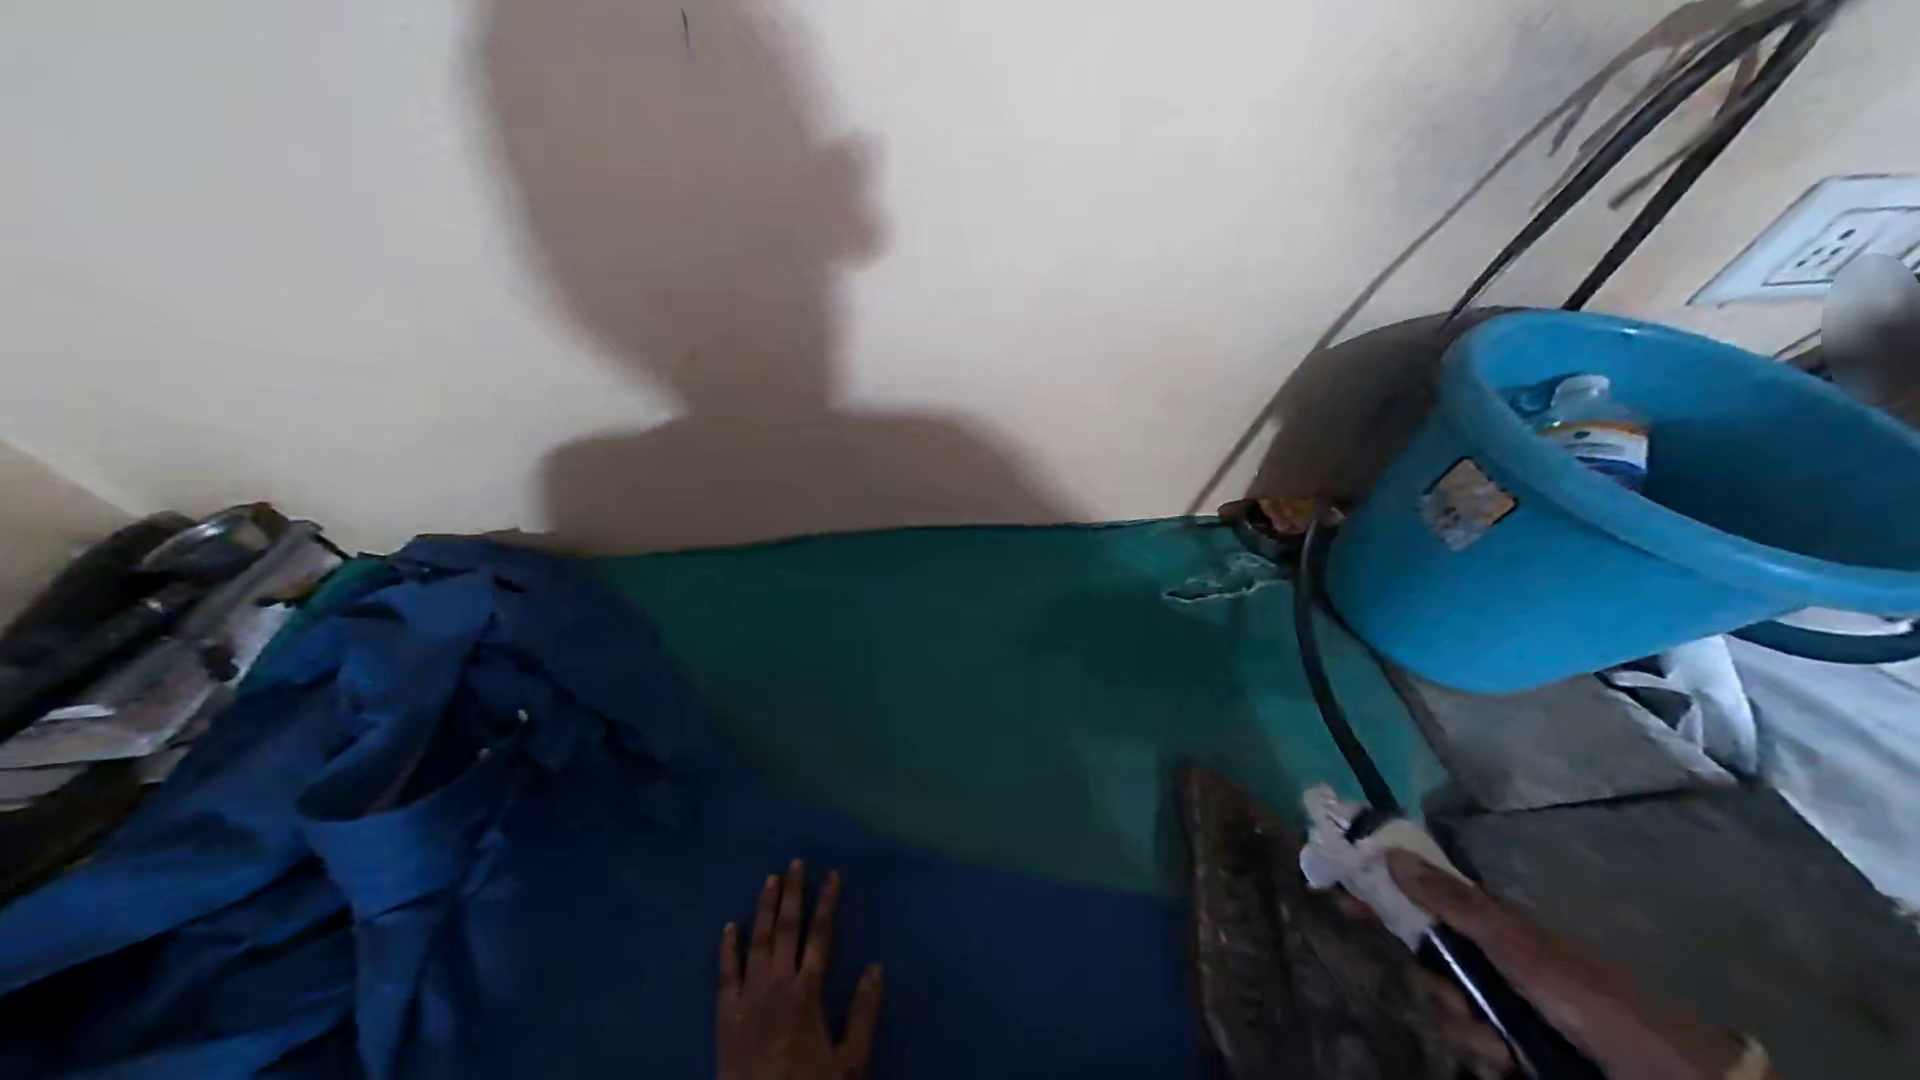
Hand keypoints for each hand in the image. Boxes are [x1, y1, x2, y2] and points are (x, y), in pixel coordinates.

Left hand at [717, 860, 883, 1079]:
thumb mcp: (850, 1062)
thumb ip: (864, 1013)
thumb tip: (877, 966)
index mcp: (807, 992)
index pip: (820, 935)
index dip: (827, 903)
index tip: (832, 876)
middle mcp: (777, 985)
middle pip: (786, 929)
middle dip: (793, 893)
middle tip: (796, 863)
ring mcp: (747, 997)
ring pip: (757, 941)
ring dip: (764, 908)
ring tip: (770, 879)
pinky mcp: (725, 1015)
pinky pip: (725, 973)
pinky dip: (727, 948)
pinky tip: (730, 926)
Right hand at [1387, 850, 1761, 1079]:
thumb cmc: (1593, 1001)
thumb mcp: (1522, 948)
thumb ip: (1456, 903)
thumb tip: (1391, 853)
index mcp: (1492, 928)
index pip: (1421, 899)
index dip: (1380, 895)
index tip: (1340, 897)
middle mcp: (1490, 963)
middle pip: (1425, 962)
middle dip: (1431, 987)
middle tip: (1455, 1004)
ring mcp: (1502, 1009)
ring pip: (1443, 1008)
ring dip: (1461, 1030)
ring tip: (1498, 1051)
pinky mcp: (1510, 1050)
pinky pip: (1467, 1047)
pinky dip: (1479, 1057)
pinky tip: (1504, 1067)